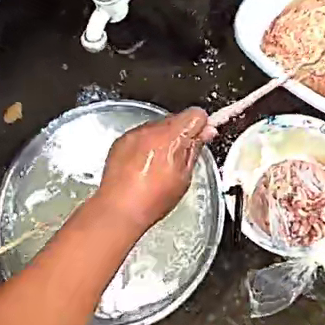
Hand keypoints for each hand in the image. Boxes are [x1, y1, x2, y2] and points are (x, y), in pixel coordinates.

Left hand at [94, 108, 216, 230]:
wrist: (119, 209)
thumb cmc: (151, 200)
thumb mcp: (184, 177)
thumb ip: (195, 149)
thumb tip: (205, 133)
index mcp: (171, 137)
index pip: (195, 114)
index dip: (201, 126)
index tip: (201, 137)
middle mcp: (151, 130)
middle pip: (176, 118)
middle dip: (182, 133)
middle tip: (181, 156)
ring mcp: (135, 134)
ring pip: (158, 126)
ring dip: (163, 138)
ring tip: (161, 165)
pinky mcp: (122, 140)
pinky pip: (141, 134)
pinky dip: (146, 144)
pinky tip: (146, 164)